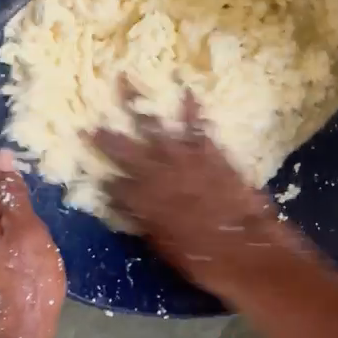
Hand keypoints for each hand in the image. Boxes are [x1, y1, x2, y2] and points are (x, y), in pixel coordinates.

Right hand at [88, 91, 283, 283]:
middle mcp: (157, 176)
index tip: (98, 173)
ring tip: (124, 78)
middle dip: (107, 137)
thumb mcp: (163, 245)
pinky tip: (186, 89)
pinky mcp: (210, 152)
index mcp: (142, 203)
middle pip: (125, 151)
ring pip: (154, 126)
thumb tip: (126, 202)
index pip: (116, 185)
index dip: (107, 179)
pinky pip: (198, 125)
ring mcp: (184, 159)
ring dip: (137, 102)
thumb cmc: (204, 259)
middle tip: (90, 121)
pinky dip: (192, 107)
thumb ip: (144, 219)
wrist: (247, 252)